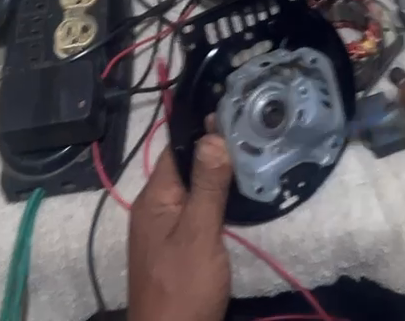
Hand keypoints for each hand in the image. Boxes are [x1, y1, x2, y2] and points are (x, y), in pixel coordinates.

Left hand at [128, 134, 233, 320]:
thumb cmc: (183, 289)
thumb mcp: (199, 234)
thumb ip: (207, 186)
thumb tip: (212, 134)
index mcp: (154, 197)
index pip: (178, 148)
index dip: (204, 130)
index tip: (234, 114)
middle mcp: (155, 207)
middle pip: (186, 168)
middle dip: (215, 153)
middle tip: (251, 136)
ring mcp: (165, 229)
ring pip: (193, 191)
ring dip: (217, 179)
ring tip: (250, 159)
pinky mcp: (177, 248)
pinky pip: (195, 212)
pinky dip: (215, 203)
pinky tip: (237, 199)